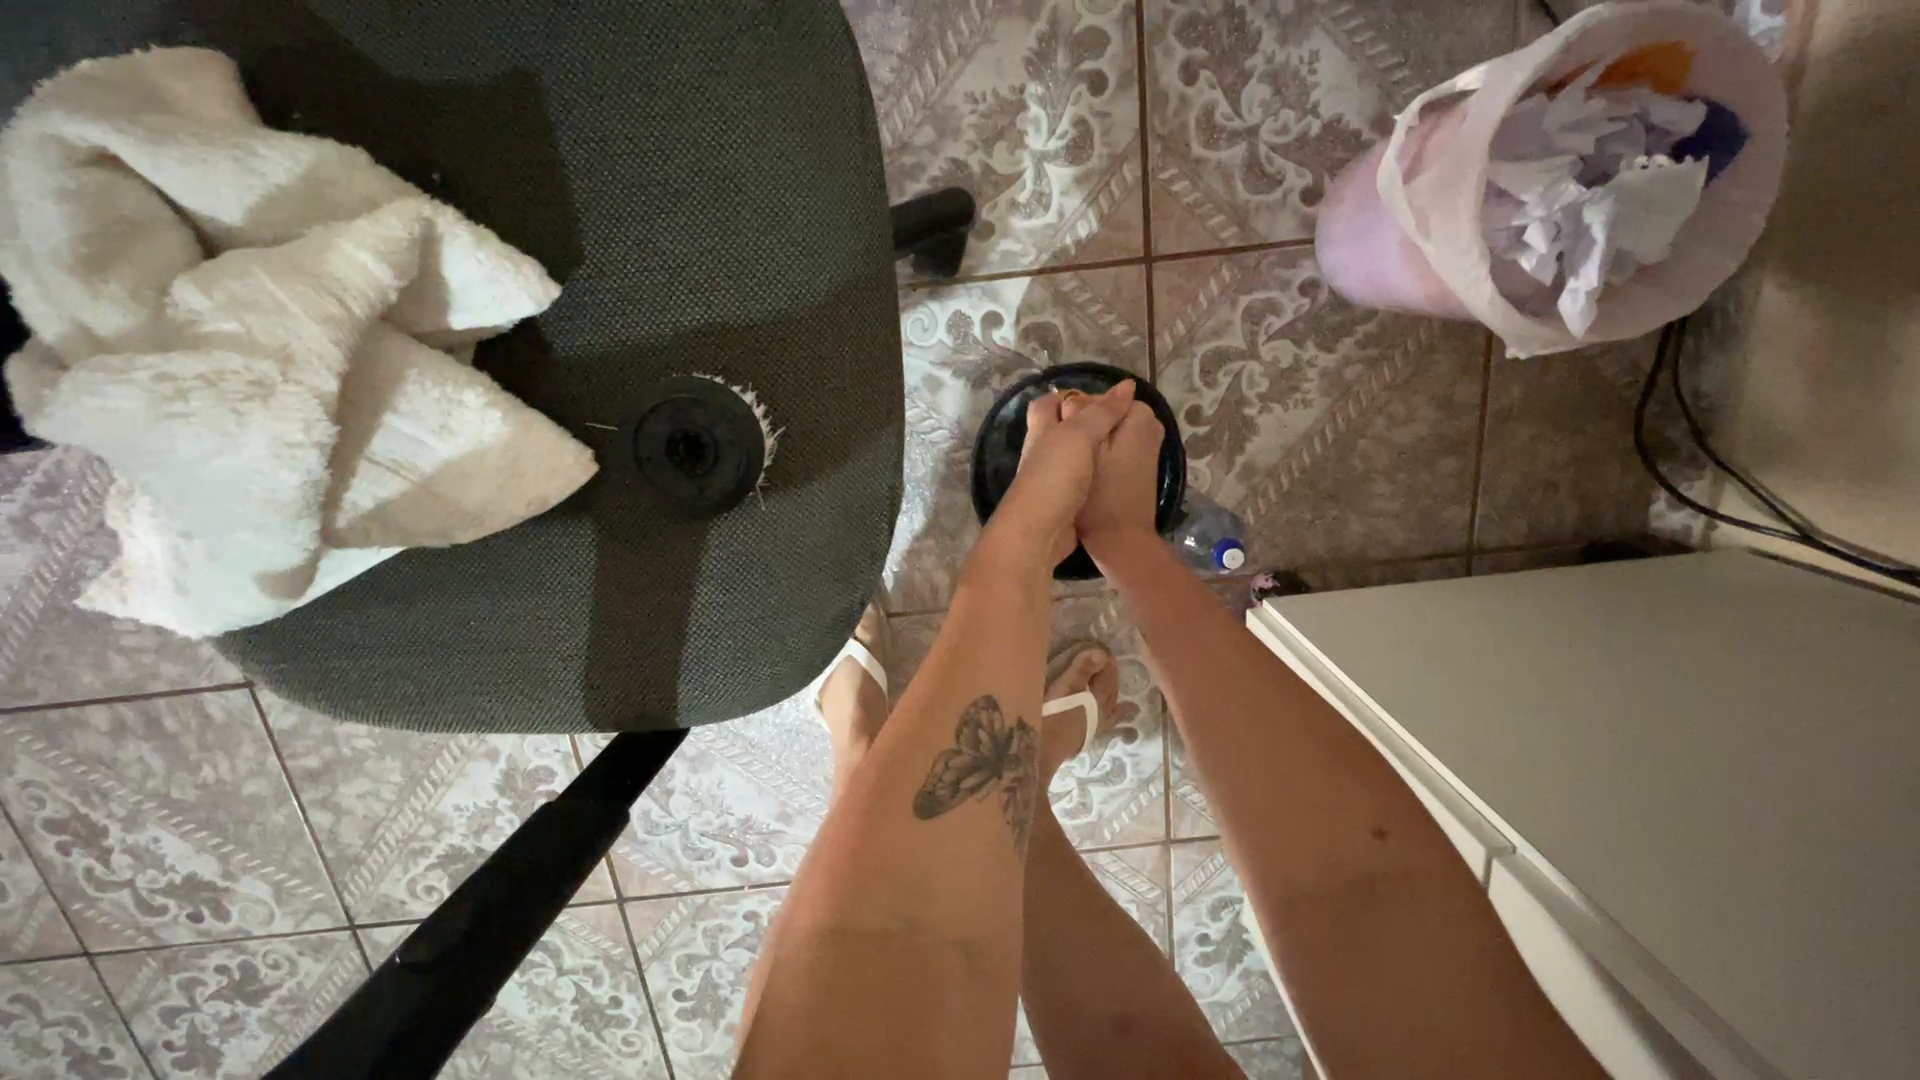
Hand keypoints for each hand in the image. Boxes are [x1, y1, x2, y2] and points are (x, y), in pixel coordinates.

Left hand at [989, 381, 1138, 566]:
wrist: (1039, 531)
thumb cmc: (1055, 476)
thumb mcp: (1080, 435)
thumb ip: (1103, 412)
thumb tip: (1128, 385)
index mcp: (1041, 431)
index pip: (1045, 404)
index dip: (1066, 397)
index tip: (1095, 399)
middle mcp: (1041, 453)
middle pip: (1058, 430)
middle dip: (1082, 425)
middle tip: (1116, 424)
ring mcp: (1050, 481)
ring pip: (1070, 459)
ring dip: (1092, 453)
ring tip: (1122, 448)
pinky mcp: (1061, 504)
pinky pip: (1079, 483)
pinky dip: (1094, 478)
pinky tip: (1114, 478)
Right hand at [1064, 389, 1163, 559]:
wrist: (1120, 539)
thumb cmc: (1099, 495)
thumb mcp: (1084, 446)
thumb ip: (1082, 413)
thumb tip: (1073, 395)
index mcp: (1138, 413)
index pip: (1090, 400)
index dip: (1071, 420)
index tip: (1064, 445)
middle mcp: (1149, 423)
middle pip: (1100, 415)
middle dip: (1082, 431)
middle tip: (1068, 459)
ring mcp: (1147, 444)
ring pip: (1104, 432)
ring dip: (1087, 444)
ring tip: (1075, 468)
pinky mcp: (1141, 464)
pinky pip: (1114, 447)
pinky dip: (1100, 456)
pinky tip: (1087, 475)